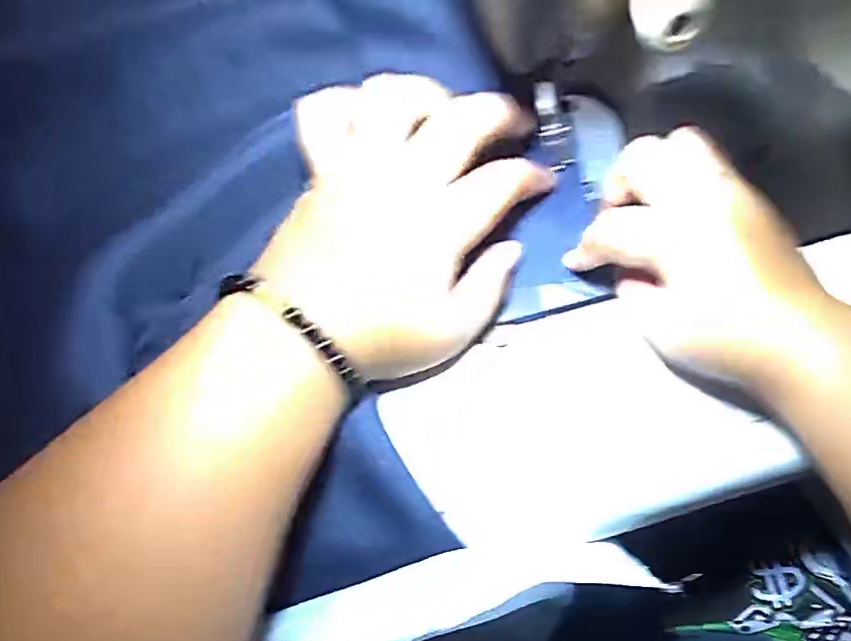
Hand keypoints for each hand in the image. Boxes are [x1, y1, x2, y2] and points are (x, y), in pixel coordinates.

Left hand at [249, 75, 553, 379]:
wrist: (304, 332)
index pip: (500, 180)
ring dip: (429, 92)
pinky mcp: (320, 166)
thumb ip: (490, 286)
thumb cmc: (386, 337)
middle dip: (499, 113)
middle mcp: (402, 178)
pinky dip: (350, 101)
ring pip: (392, 94)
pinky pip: (327, 108)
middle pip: (458, 119)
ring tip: (447, 110)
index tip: (546, 180)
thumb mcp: (455, 330)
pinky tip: (373, 119)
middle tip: (518, 123)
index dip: (531, 174)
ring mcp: (356, 164)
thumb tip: (512, 248)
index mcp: (442, 223)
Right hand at [563, 128, 850, 397]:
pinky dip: (686, 178)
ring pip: (681, 144)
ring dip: (654, 169)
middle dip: (617, 185)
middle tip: (615, 219)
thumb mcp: (666, 331)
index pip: (614, 227)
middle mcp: (700, 197)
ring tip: (651, 207)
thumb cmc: (728, 341)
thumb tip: (628, 274)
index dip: (588, 245)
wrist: (798, 337)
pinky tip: (686, 217)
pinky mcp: (754, 200)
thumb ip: (635, 294)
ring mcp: (732, 191)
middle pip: (642, 157)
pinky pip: (712, 164)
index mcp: (674, 233)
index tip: (577, 260)